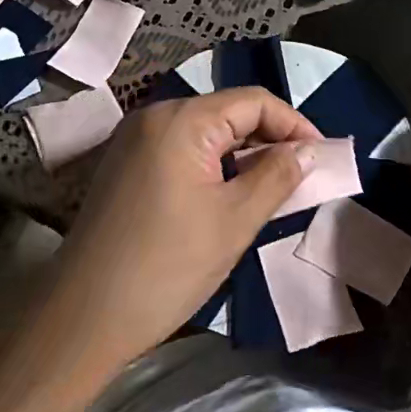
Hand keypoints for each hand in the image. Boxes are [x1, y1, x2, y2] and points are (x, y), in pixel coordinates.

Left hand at [37, 88, 321, 381]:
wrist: (87, 310)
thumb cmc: (169, 266)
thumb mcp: (235, 220)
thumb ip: (276, 176)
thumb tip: (307, 150)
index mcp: (180, 120)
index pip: (252, 101)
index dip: (294, 125)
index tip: (323, 159)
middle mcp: (151, 117)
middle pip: (225, 112)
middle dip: (268, 139)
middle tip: (302, 178)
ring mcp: (131, 140)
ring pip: (201, 132)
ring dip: (240, 154)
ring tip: (271, 189)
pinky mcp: (122, 165)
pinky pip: (177, 150)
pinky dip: (209, 164)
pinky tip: (227, 194)